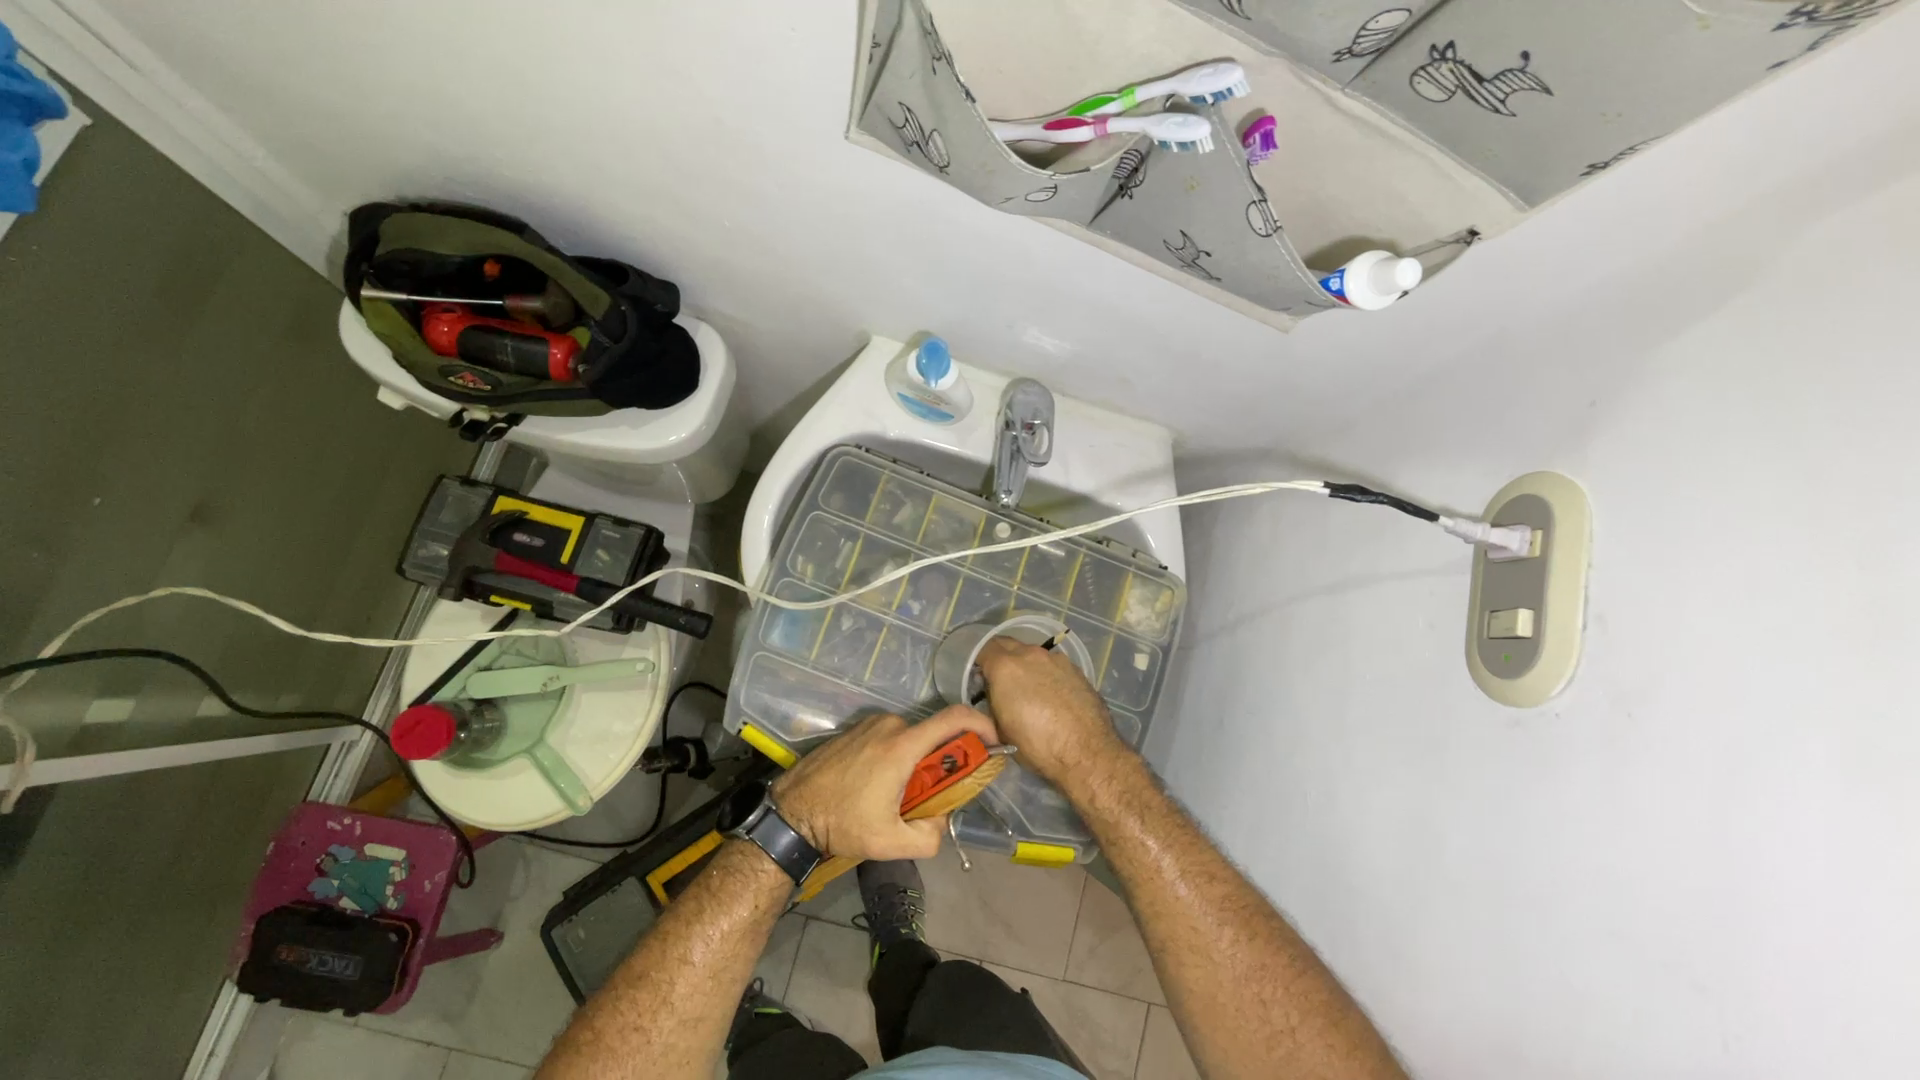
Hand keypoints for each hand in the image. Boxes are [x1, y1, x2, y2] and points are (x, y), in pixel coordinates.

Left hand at [772, 706, 998, 861]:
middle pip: (933, 735)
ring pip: (910, 738)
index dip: (982, 725)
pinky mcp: (853, 729)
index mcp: (902, 745)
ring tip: (899, 797)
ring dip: (915, 762)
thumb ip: (930, 835)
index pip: (955, 718)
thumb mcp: (891, 843)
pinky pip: (888, 738)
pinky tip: (877, 786)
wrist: (790, 813)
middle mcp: (888, 725)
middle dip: (942, 762)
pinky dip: (895, 757)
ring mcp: (868, 724)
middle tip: (935, 794)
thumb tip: (943, 818)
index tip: (994, 743)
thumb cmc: (840, 824)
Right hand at [974, 636, 1125, 784]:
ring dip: (1025, 665)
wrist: (1086, 752)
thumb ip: (993, 703)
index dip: (978, 662)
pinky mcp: (1076, 669)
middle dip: (1000, 657)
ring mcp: (1056, 660)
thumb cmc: (1036, 745)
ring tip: (1028, 689)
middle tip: (999, 679)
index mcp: (1005, 667)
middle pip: (1008, 645)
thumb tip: (994, 695)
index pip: (984, 649)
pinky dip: (1046, 674)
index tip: (978, 676)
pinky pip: (1053, 665)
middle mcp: (1030, 655)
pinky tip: (1051, 695)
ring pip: (1032, 654)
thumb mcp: (1000, 729)